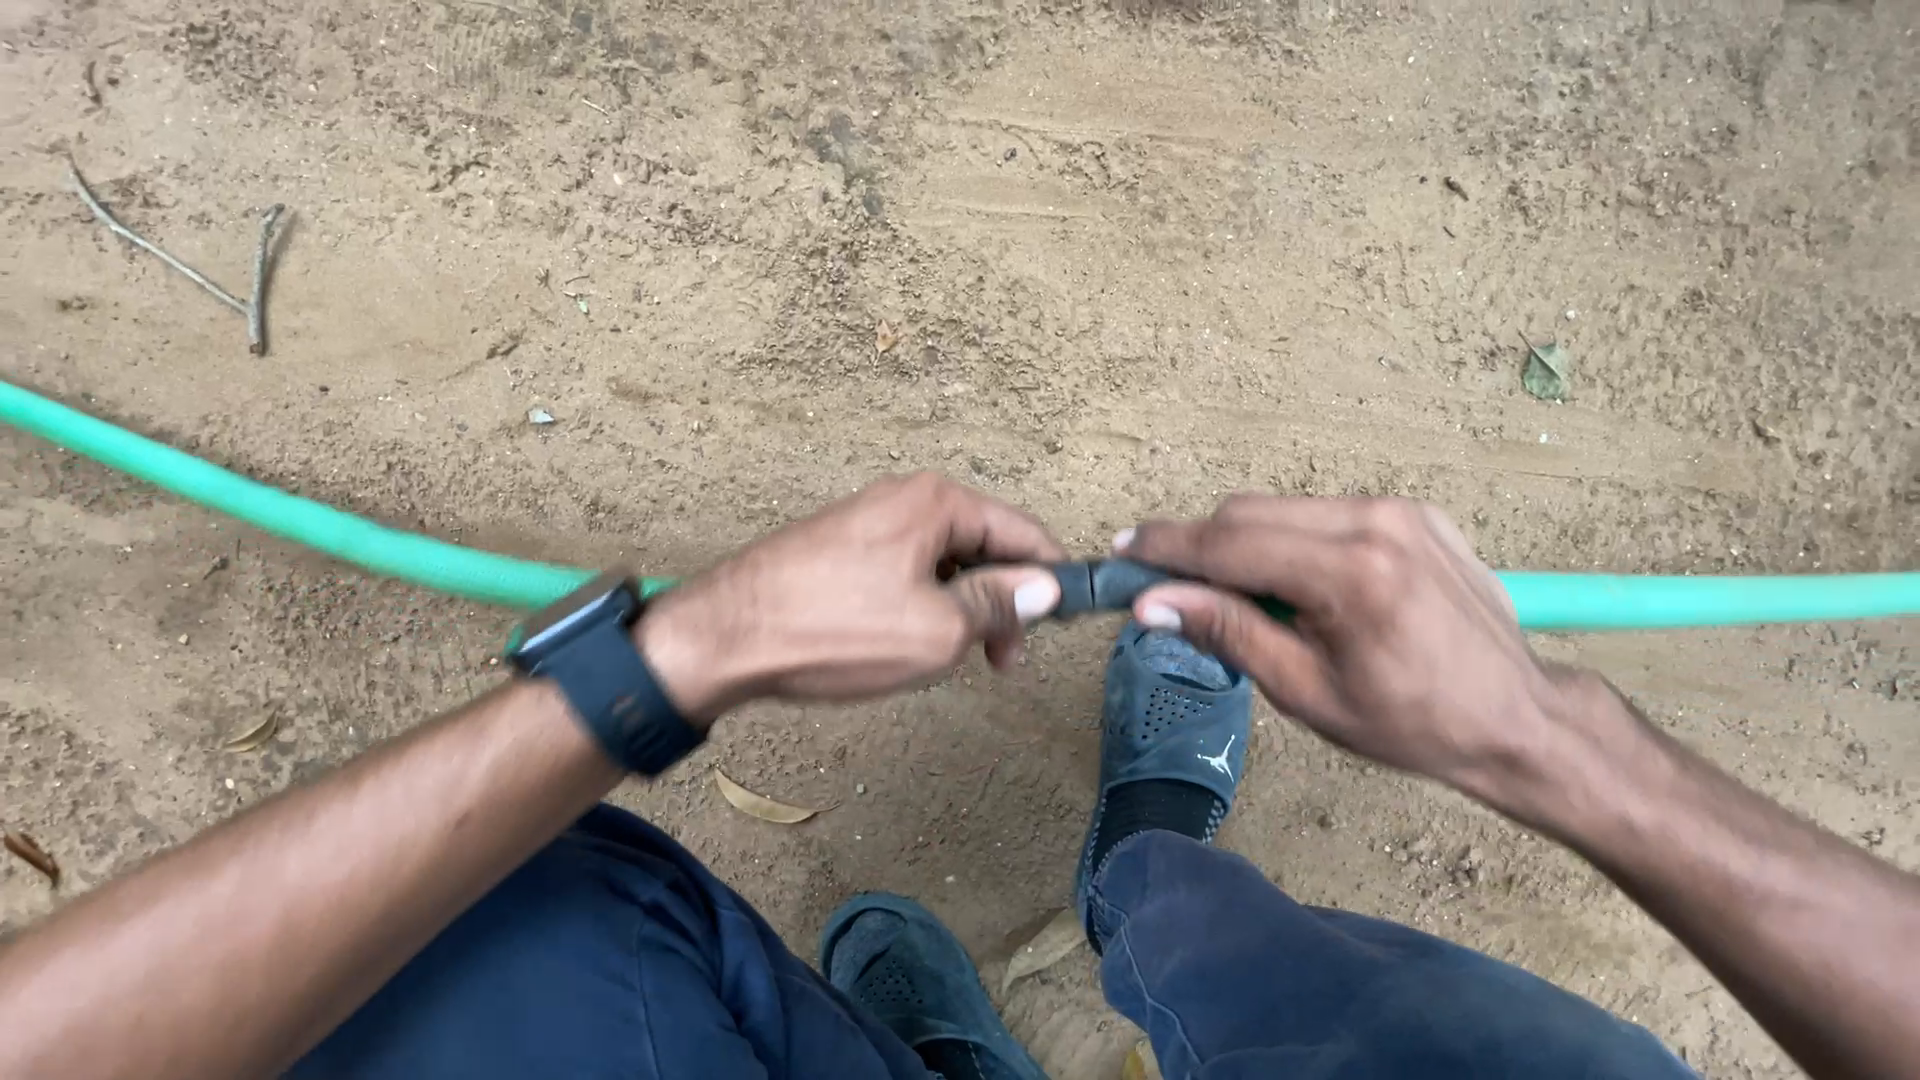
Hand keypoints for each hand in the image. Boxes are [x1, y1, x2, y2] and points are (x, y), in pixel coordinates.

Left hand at [637, 473, 1064, 722]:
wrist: (724, 637)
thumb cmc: (837, 630)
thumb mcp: (937, 628)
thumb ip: (999, 604)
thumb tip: (1045, 589)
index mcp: (937, 502)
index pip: (1022, 530)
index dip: (1053, 575)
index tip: (1065, 621)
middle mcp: (906, 498)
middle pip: (983, 546)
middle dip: (1003, 601)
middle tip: (1003, 661)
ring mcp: (870, 521)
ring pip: (944, 564)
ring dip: (962, 608)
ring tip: (951, 658)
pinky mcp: (843, 548)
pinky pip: (907, 571)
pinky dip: (925, 605)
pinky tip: (909, 641)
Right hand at [1120, 495, 1620, 814]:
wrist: (1519, 717)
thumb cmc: (1408, 723)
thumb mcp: (1304, 692)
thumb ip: (1226, 632)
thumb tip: (1152, 603)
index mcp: (1351, 574)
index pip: (1230, 544)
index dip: (1167, 547)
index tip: (1120, 551)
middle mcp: (1374, 521)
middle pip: (1247, 513)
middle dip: (1199, 546)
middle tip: (1171, 589)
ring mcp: (1397, 509)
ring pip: (1279, 508)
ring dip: (1241, 544)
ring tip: (1240, 597)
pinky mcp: (1411, 511)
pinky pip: (1318, 513)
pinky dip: (1285, 540)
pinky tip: (1294, 584)